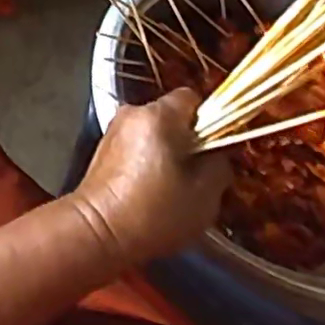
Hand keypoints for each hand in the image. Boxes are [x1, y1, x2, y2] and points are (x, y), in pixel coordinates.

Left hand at [75, 89, 231, 262]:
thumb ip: (218, 165)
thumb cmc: (156, 212)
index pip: (191, 98)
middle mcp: (133, 112)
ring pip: (155, 127)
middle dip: (190, 135)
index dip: (212, 116)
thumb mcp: (204, 195)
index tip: (222, 141)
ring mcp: (115, 126)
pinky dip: (151, 153)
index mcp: (157, 117)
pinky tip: (157, 183)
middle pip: (172, 112)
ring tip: (180, 181)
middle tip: (204, 168)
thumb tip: (218, 151)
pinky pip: (138, 138)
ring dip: (170, 146)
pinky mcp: (106, 143)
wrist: (101, 227)